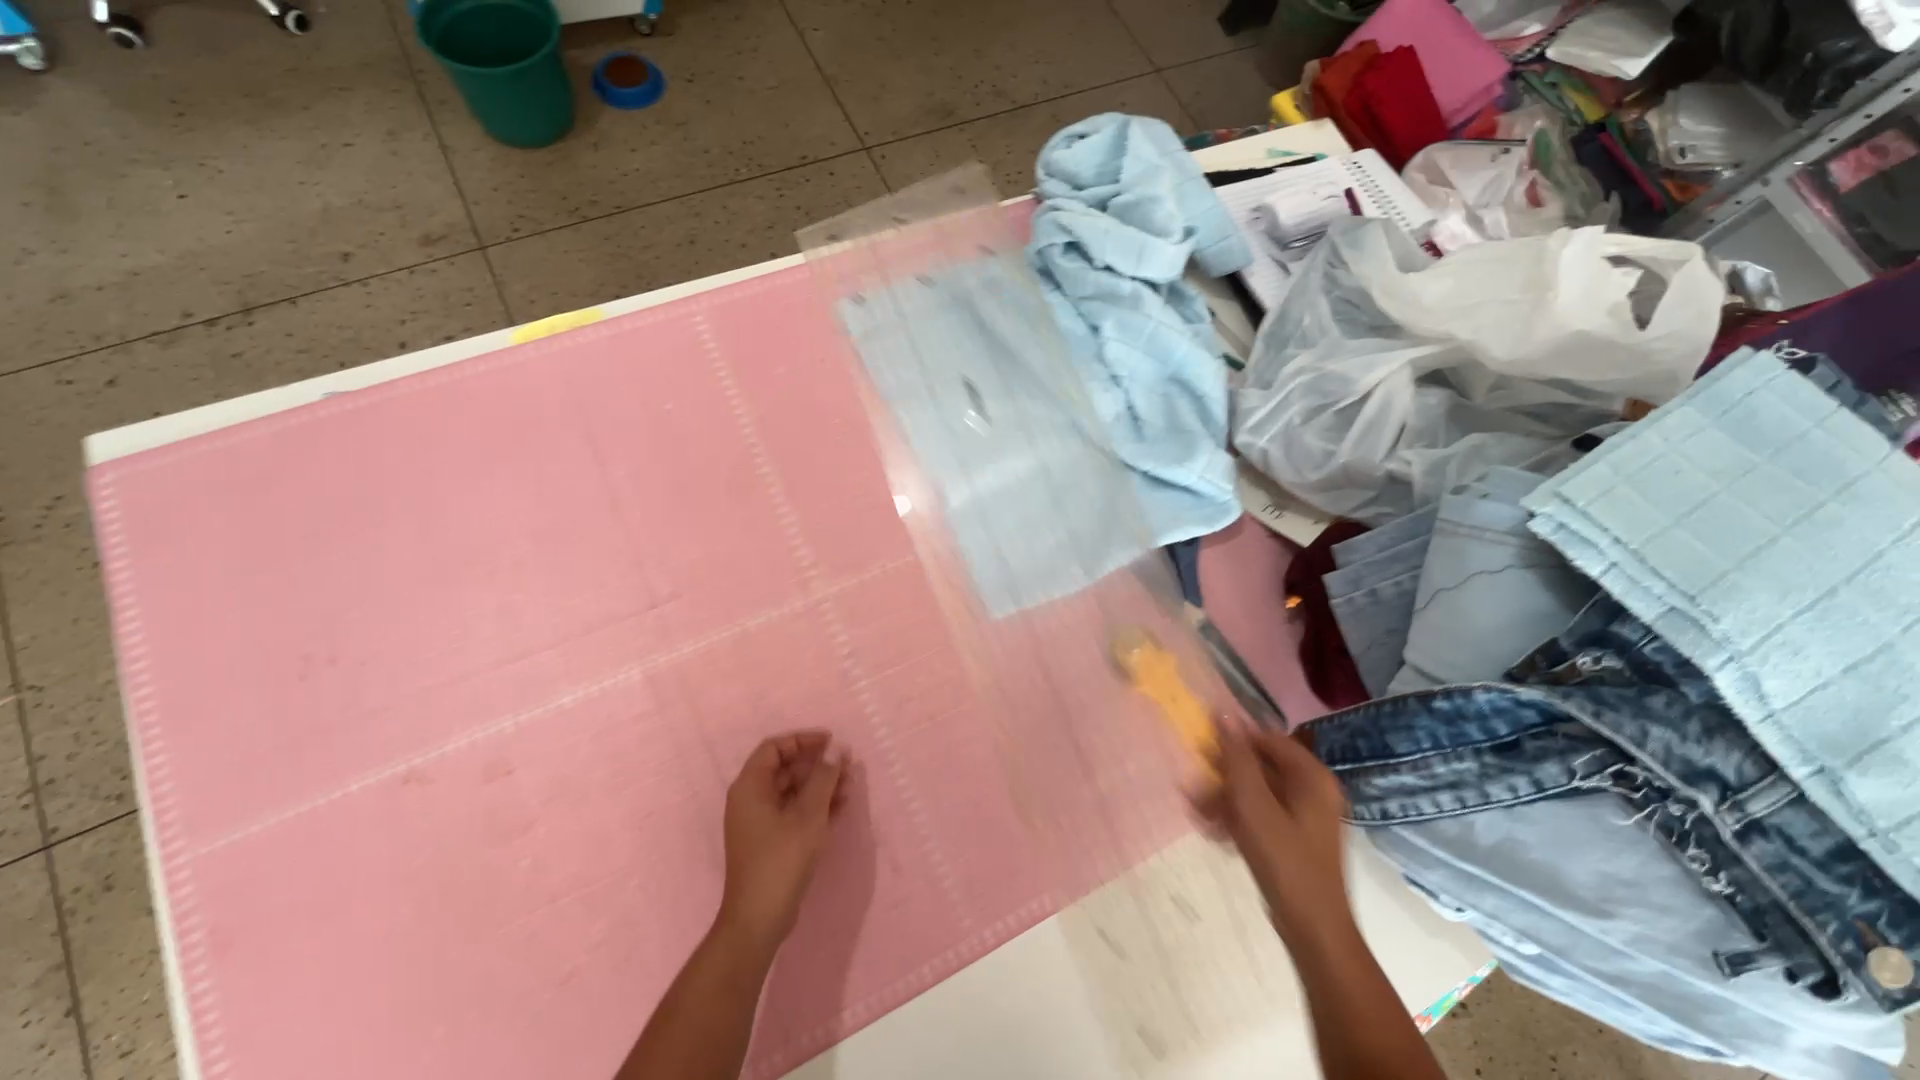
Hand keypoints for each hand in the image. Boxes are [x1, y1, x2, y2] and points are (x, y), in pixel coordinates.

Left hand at [715, 731, 849, 952]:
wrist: (759, 917)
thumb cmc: (781, 859)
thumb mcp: (808, 815)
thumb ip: (824, 778)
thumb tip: (837, 749)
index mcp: (750, 787)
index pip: (774, 748)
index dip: (803, 741)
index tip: (832, 742)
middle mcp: (751, 800)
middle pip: (785, 770)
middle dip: (817, 765)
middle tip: (848, 765)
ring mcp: (760, 823)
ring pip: (792, 792)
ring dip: (820, 786)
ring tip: (851, 786)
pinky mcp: (771, 842)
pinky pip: (794, 813)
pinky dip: (815, 807)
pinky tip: (841, 807)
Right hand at [1195, 726, 1351, 941]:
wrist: (1313, 928)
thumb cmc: (1285, 863)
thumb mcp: (1254, 808)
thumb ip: (1238, 760)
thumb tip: (1223, 714)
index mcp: (1311, 776)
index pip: (1266, 738)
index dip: (1233, 740)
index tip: (1200, 751)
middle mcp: (1313, 789)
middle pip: (1260, 764)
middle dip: (1224, 774)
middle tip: (1195, 788)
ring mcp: (1305, 815)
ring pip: (1257, 791)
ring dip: (1225, 797)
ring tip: (1199, 814)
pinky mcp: (1294, 837)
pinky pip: (1261, 813)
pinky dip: (1237, 817)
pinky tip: (1214, 831)